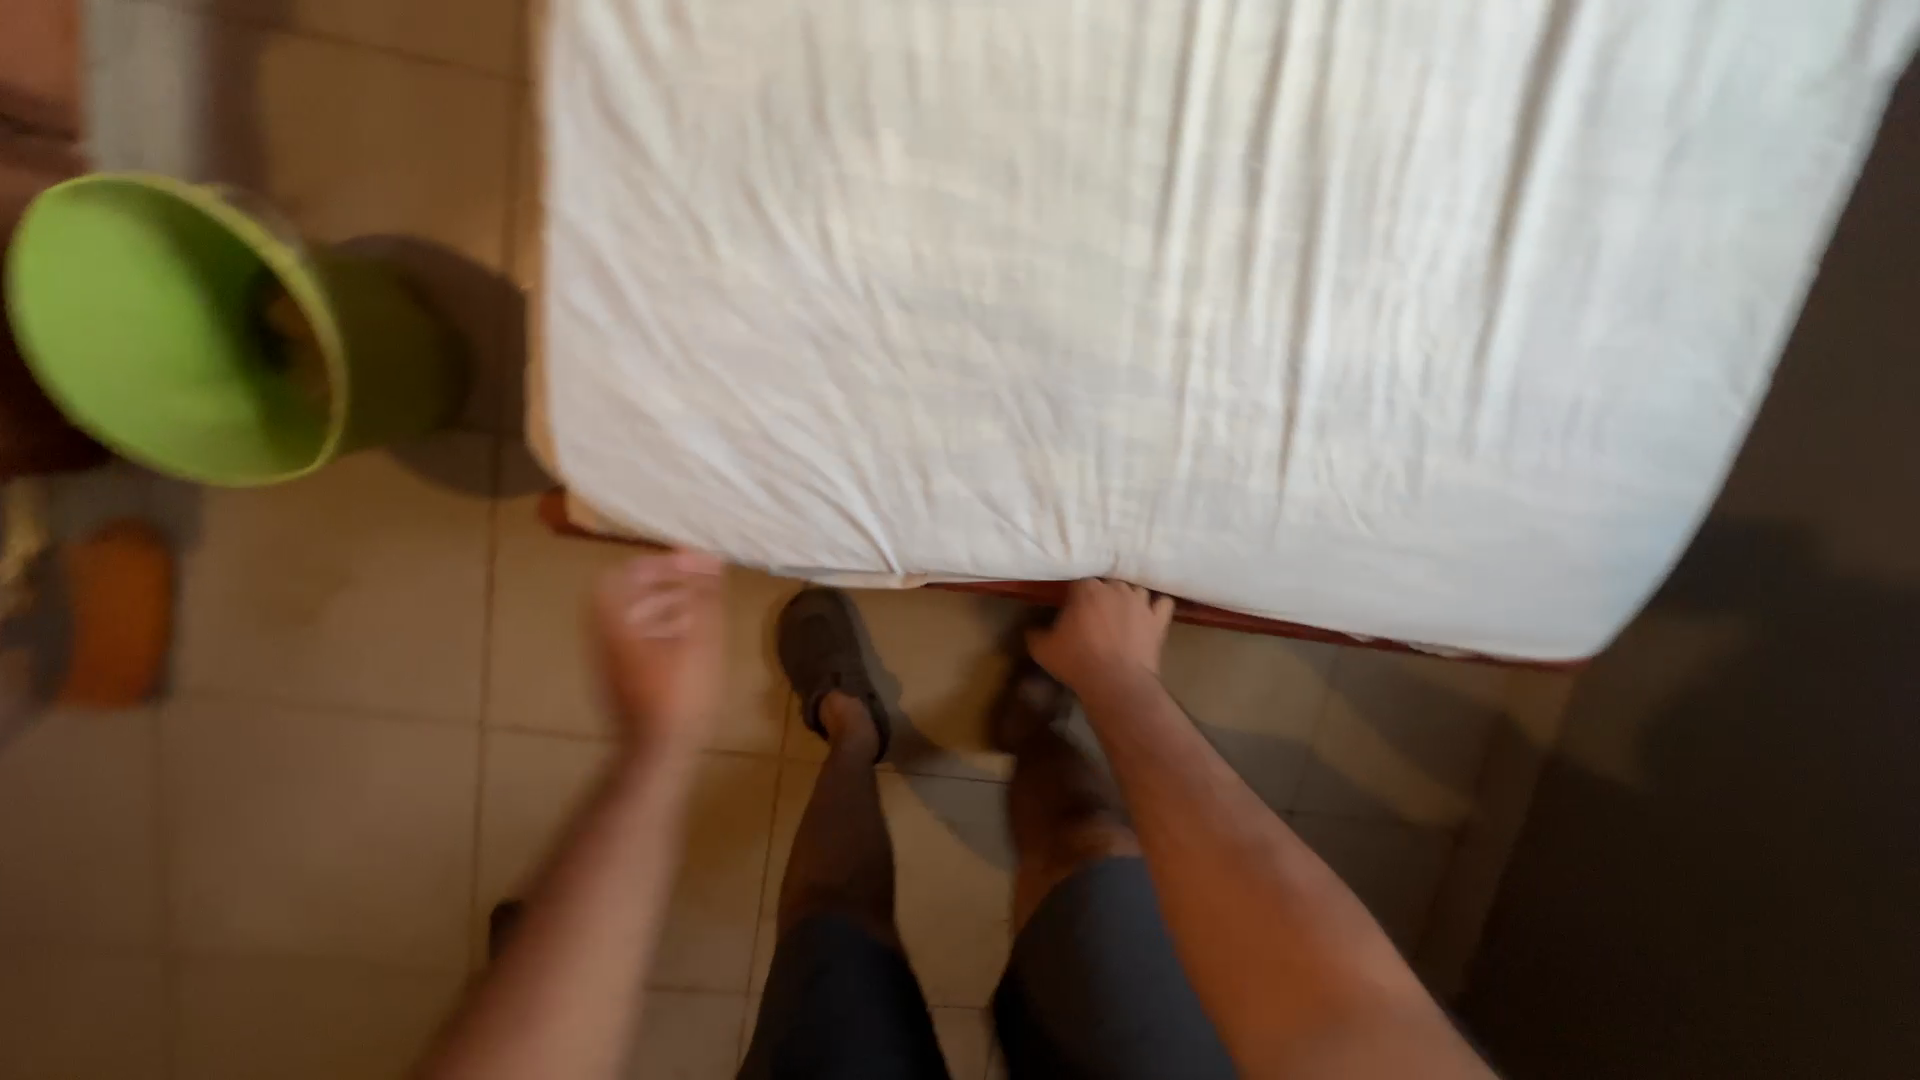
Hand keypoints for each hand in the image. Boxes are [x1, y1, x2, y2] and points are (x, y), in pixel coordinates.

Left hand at [592, 550, 726, 757]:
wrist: (658, 755)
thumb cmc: (680, 696)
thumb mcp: (700, 640)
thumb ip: (703, 596)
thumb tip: (709, 560)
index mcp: (616, 623)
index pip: (625, 575)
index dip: (658, 563)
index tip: (690, 564)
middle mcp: (604, 638)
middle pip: (627, 596)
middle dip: (665, 583)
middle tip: (698, 584)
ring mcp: (608, 663)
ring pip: (632, 621)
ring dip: (665, 607)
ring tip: (700, 611)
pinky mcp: (619, 682)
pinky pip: (635, 642)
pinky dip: (660, 631)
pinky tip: (690, 643)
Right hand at [1027, 579, 1174, 692]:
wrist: (1116, 683)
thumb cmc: (1076, 661)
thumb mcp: (1042, 649)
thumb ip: (1034, 633)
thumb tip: (1031, 628)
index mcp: (1086, 588)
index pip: (1079, 581)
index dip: (1075, 595)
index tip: (1071, 609)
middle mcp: (1115, 587)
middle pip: (1108, 582)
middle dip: (1102, 594)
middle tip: (1094, 613)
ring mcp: (1140, 601)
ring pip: (1136, 588)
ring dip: (1129, 597)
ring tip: (1122, 613)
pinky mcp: (1158, 619)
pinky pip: (1163, 603)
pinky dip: (1157, 606)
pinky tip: (1151, 614)